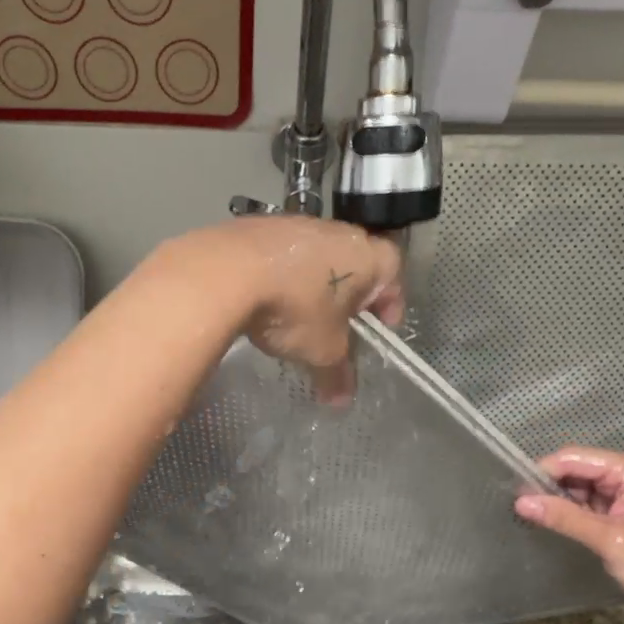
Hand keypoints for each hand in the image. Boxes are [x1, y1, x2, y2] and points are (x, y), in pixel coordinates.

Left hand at [150, 216, 403, 401]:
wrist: (228, 271)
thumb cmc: (295, 309)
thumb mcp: (322, 351)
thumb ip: (337, 374)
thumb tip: (342, 400)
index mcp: (369, 256)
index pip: (394, 277)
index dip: (390, 305)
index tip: (380, 328)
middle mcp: (340, 231)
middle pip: (356, 264)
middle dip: (350, 296)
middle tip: (341, 326)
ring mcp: (298, 223)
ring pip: (317, 258)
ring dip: (314, 284)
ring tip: (300, 315)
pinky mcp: (261, 224)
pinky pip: (283, 255)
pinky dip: (282, 275)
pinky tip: (266, 299)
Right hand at [512, 447, 623, 623]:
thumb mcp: (611, 541)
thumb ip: (565, 518)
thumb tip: (520, 501)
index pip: (575, 458)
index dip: (543, 471)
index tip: (514, 494)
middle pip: (577, 471)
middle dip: (549, 487)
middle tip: (520, 510)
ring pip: (581, 490)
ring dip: (559, 503)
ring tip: (532, 519)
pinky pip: (591, 507)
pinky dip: (573, 515)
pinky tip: (555, 526)